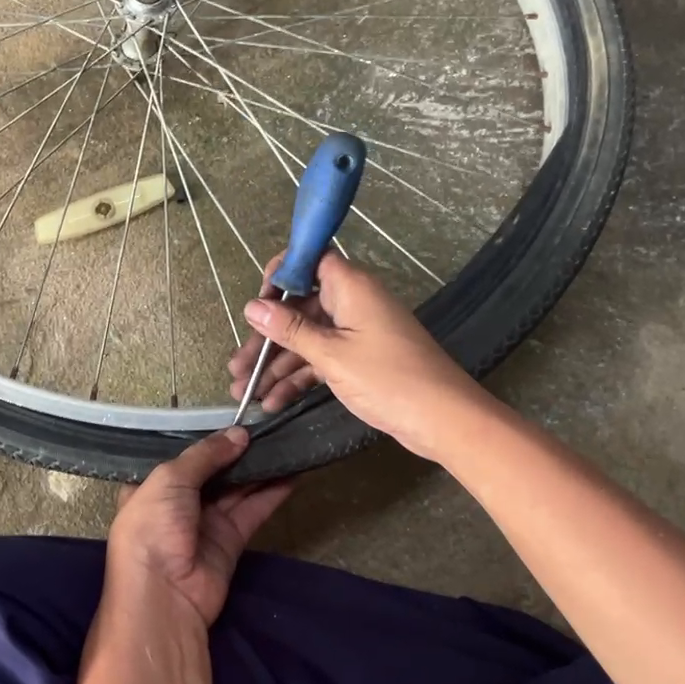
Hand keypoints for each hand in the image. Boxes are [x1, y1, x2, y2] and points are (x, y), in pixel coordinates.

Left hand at [105, 427, 292, 626]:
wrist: (163, 593)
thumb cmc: (153, 526)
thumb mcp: (169, 478)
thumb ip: (204, 455)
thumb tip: (239, 434)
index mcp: (151, 484)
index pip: (181, 456)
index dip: (205, 440)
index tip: (233, 419)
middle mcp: (178, 501)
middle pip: (212, 471)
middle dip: (236, 452)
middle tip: (266, 426)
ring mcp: (205, 521)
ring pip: (236, 489)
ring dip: (258, 469)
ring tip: (284, 442)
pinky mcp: (230, 540)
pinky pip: (253, 510)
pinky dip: (271, 493)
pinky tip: (292, 473)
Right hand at [226, 253, 504, 460]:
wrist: (447, 422)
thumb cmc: (390, 379)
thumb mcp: (331, 355)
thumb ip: (289, 330)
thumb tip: (251, 307)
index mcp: (350, 287)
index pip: (308, 261)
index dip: (280, 276)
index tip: (256, 303)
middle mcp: (351, 303)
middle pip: (298, 309)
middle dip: (266, 338)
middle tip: (237, 366)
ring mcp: (356, 333)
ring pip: (305, 339)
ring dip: (275, 365)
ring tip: (242, 391)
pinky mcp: (360, 360)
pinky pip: (319, 360)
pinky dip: (297, 378)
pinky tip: (271, 402)